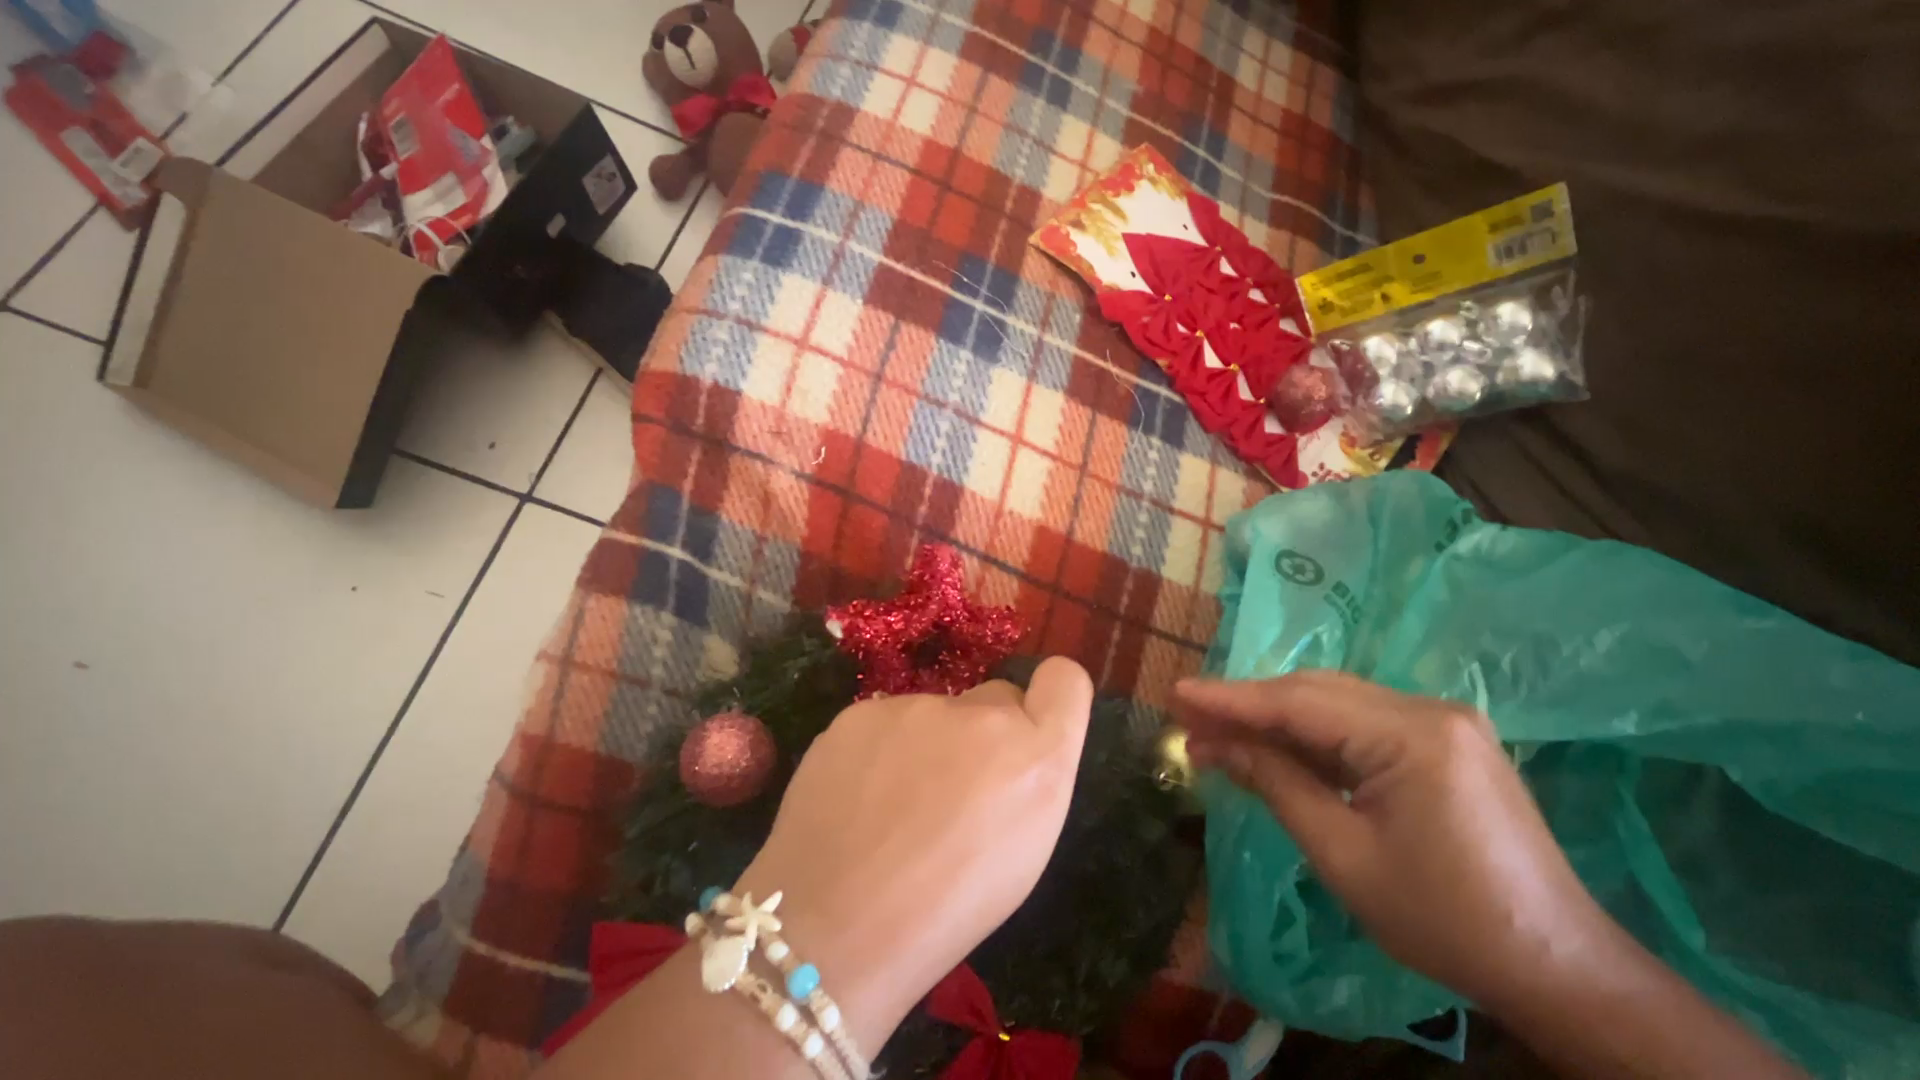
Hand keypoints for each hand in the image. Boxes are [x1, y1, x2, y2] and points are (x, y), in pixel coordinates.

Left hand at [733, 658, 1093, 1040]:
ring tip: (893, 809)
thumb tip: (1011, 750)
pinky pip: (884, 722)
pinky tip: (857, 799)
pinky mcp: (858, 713)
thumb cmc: (948, 910)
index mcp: (1036, 756)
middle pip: (996, 698)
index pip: (1065, 679)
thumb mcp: (1023, 853)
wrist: (836, 926)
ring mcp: (914, 707)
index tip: (1031, 730)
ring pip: (935, 713)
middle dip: (985, 734)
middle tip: (954, 792)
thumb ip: (1029, 778)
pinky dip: (879, 750)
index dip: (1050, 701)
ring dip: (927, 744)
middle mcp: (981, 716)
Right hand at [1174, 672, 1614, 1009]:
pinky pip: (1367, 727)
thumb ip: (1277, 784)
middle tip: (1189, 717)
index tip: (1176, 692)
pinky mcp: (1450, 745)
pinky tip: (1280, 750)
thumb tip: (1214, 745)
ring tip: (1220, 734)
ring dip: (1281, 720)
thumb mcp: (1343, 855)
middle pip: (1320, 693)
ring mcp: (1446, 725)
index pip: (1300, 702)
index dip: (1231, 698)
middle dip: (1251, 706)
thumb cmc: (1442, 918)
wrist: (1554, 962)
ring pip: (1341, 706)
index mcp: (1412, 733)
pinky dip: (1318, 737)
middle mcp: (1432, 710)